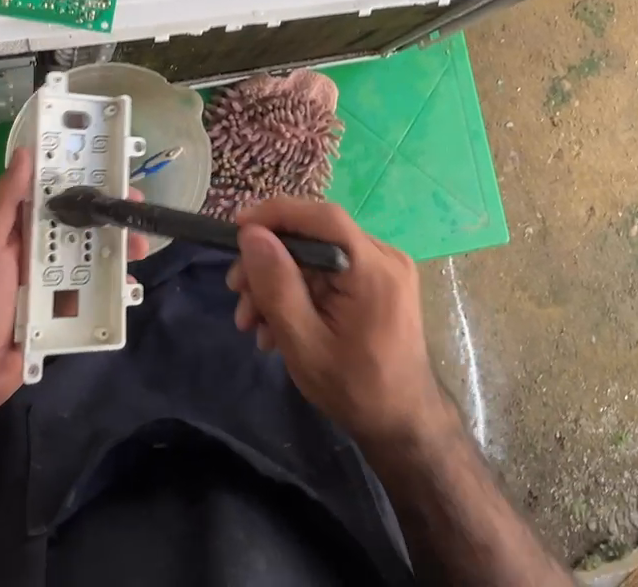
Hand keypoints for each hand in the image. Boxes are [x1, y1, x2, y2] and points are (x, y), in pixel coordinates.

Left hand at [0, 149, 149, 418]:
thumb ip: (2, 203)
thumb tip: (25, 154)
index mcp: (16, 231)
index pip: (53, 195)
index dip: (81, 179)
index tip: (110, 168)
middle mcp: (36, 253)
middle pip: (81, 226)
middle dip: (110, 215)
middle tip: (136, 208)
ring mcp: (52, 284)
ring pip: (93, 260)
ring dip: (118, 251)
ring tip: (139, 247)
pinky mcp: (64, 314)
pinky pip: (95, 297)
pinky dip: (114, 291)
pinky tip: (129, 286)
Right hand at [226, 198, 454, 448]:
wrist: (402, 424)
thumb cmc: (355, 390)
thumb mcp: (305, 344)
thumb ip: (278, 287)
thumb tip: (251, 235)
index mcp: (375, 269)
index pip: (324, 217)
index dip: (277, 213)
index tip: (237, 228)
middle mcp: (385, 257)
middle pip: (315, 237)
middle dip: (269, 262)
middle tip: (236, 292)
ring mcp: (384, 269)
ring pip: (317, 256)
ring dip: (279, 282)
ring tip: (250, 322)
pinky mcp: (378, 283)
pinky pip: (329, 272)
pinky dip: (300, 291)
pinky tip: (276, 325)